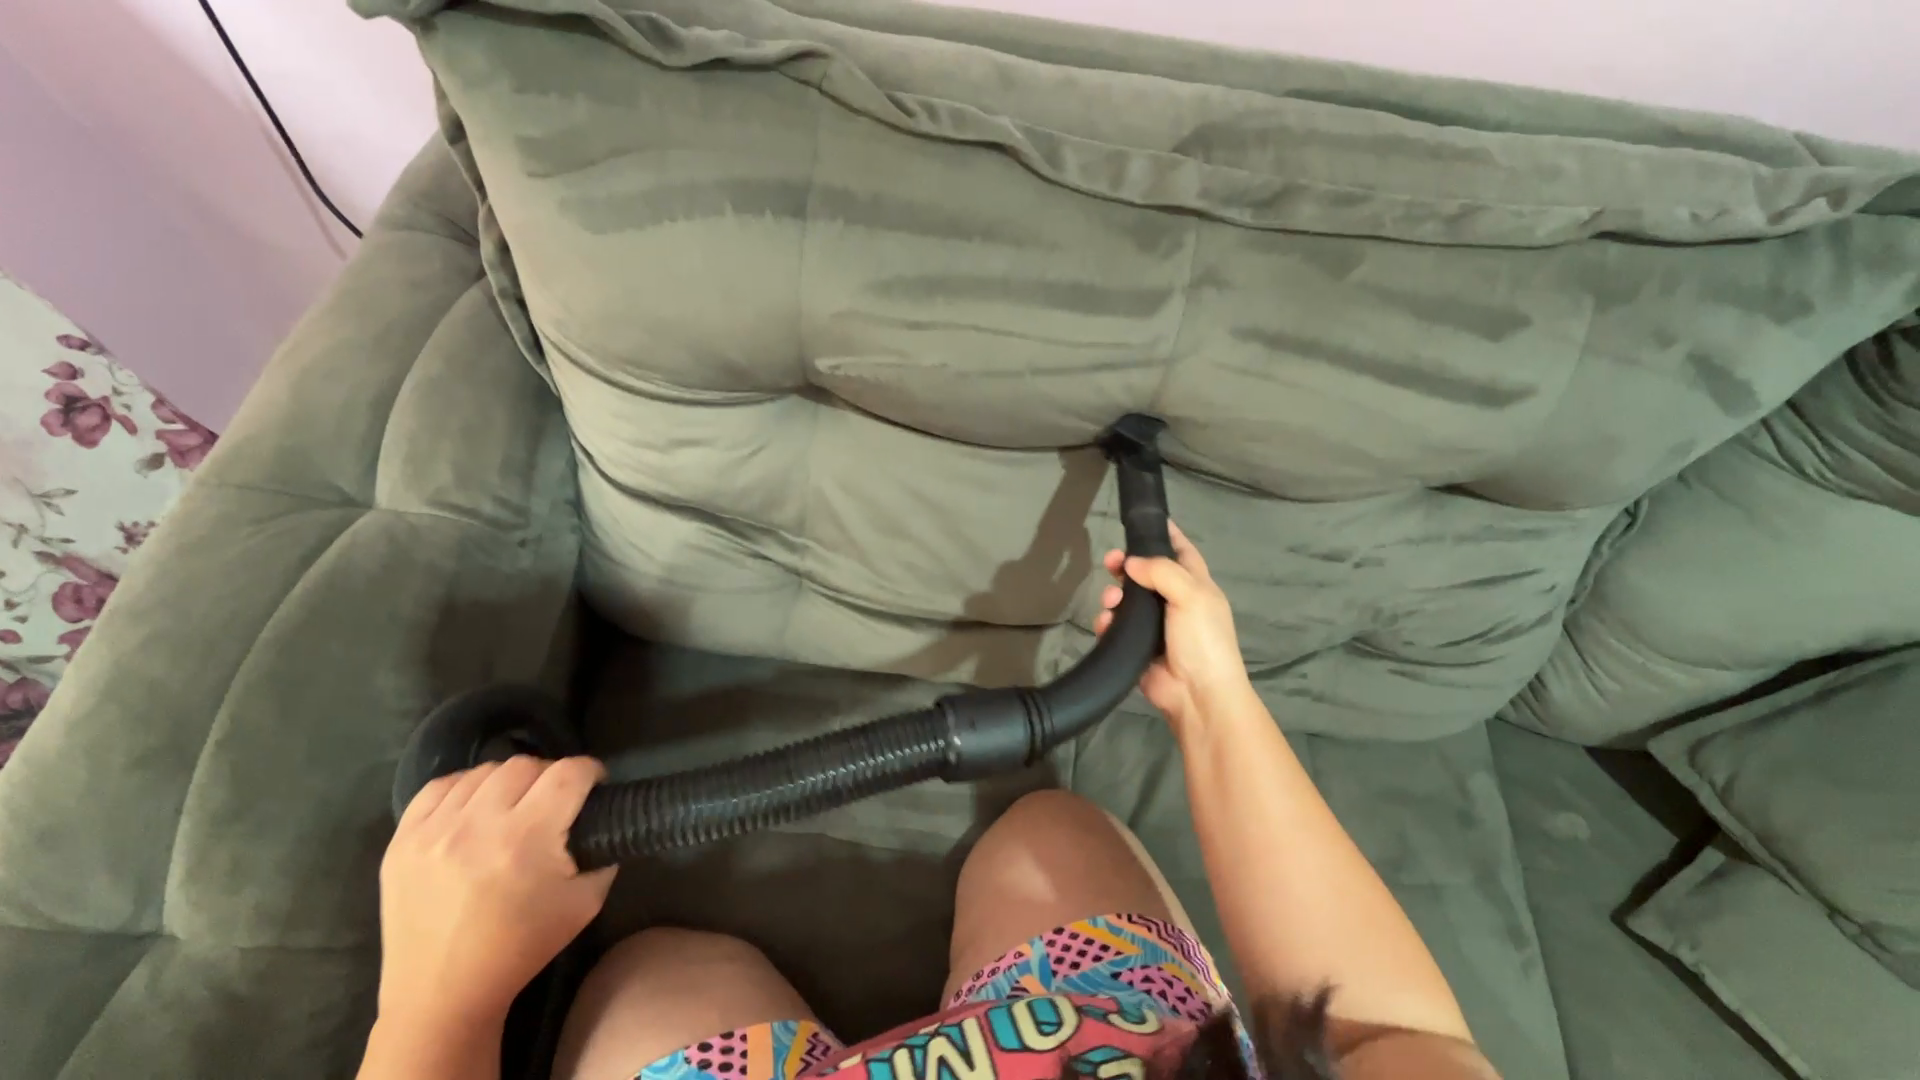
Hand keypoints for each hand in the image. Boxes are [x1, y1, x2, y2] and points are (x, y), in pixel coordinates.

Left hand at [376, 755, 615, 1031]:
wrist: (442, 993)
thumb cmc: (520, 948)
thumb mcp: (586, 903)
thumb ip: (604, 854)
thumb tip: (606, 821)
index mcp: (526, 839)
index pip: (568, 773)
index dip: (591, 772)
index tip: (594, 786)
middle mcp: (477, 824)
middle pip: (526, 765)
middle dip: (550, 775)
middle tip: (554, 800)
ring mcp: (433, 830)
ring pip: (484, 771)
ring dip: (507, 781)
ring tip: (512, 805)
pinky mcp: (402, 840)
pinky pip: (439, 787)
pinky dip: (464, 788)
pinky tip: (474, 808)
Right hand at [1095, 520, 1252, 732]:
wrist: (1196, 693)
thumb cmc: (1202, 639)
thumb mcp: (1191, 595)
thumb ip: (1161, 571)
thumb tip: (1130, 563)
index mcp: (1196, 585)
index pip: (1181, 551)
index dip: (1166, 535)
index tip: (1145, 521)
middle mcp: (1175, 602)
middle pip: (1146, 573)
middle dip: (1126, 565)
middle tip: (1111, 561)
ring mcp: (1155, 625)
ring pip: (1126, 599)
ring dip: (1113, 595)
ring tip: (1110, 602)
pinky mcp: (1136, 645)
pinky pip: (1116, 627)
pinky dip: (1107, 623)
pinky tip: (1105, 624)